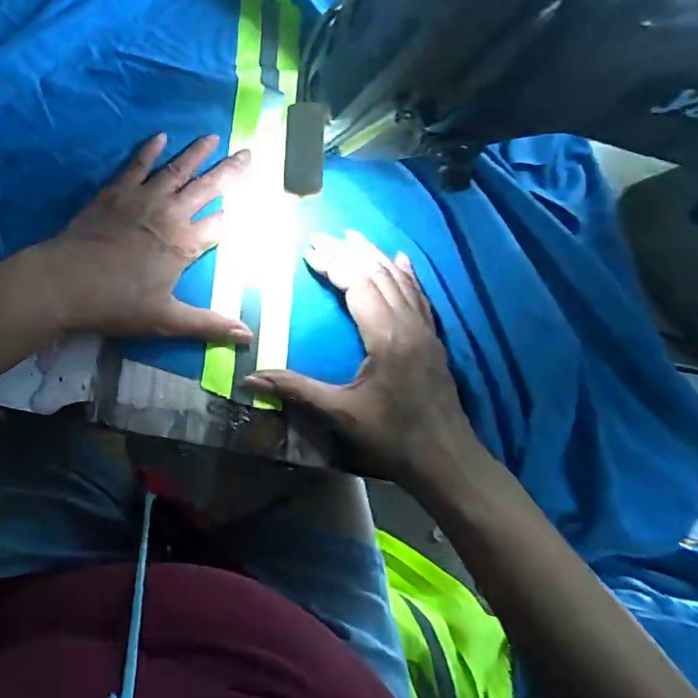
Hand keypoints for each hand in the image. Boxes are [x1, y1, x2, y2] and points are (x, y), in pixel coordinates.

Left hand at [33, 133, 253, 343]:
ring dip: (196, 153)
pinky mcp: (116, 191)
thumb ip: (208, 325)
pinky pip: (136, 165)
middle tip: (246, 153)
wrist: (66, 281)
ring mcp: (143, 199)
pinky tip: (159, 136)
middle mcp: (170, 215)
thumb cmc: (116, 303)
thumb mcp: (165, 319)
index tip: (253, 197)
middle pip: (207, 188)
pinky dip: (149, 149)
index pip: (219, 224)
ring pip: (177, 170)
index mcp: (185, 244)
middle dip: (229, 171)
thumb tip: (249, 337)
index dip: (235, 212)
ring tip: (211, 136)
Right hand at [245, 231, 486, 482]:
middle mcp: (409, 326)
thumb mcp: (340, 413)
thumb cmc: (392, 437)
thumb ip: (296, 390)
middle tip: (321, 236)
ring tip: (352, 236)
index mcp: (387, 338)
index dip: (332, 265)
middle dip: (348, 253)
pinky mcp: (433, 341)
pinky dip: (406, 274)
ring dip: (374, 256)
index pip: (357, 286)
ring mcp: (425, 332)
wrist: (448, 461)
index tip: (308, 250)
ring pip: (399, 282)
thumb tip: (249, 379)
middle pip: (377, 276)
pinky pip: (418, 297)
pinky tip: (401, 260)